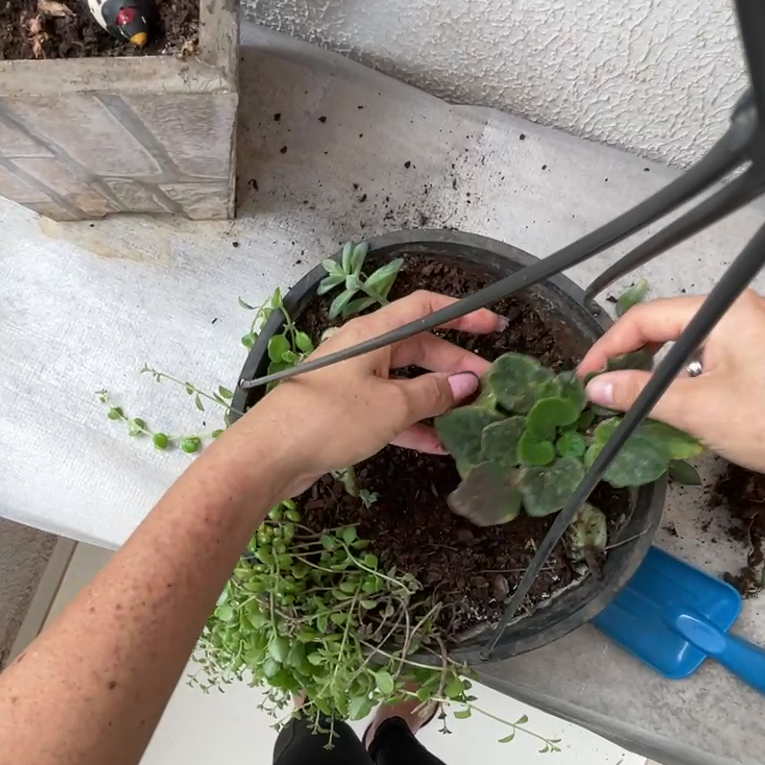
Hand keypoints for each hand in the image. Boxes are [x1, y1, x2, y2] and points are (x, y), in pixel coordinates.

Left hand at [234, 291, 504, 497]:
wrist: (270, 456)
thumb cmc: (329, 420)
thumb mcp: (389, 405)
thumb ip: (431, 394)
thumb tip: (466, 383)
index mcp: (372, 334)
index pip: (424, 308)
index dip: (461, 314)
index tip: (494, 326)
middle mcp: (363, 352)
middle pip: (418, 348)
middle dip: (455, 365)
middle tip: (488, 386)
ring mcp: (353, 383)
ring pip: (405, 383)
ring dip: (437, 398)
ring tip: (471, 416)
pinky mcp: (346, 413)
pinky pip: (388, 411)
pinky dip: (413, 424)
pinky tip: (439, 444)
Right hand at [577, 291, 764, 488]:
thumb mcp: (696, 409)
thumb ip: (640, 394)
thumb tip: (596, 388)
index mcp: (728, 311)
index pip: (647, 317)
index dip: (608, 347)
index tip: (586, 376)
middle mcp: (750, 310)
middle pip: (672, 325)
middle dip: (635, 355)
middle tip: (610, 386)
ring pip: (698, 343)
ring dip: (666, 368)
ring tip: (646, 398)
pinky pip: (723, 355)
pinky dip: (696, 375)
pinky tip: (692, 403)